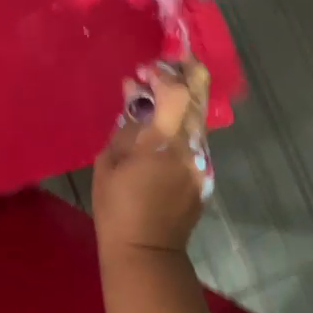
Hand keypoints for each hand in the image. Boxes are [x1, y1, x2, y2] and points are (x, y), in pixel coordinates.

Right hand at [91, 61, 212, 254]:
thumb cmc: (116, 208)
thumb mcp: (107, 164)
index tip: (145, 71)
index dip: (164, 74)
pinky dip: (182, 128)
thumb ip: (124, 127)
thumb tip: (133, 97)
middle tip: (169, 64)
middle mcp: (190, 147)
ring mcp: (202, 161)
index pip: (176, 92)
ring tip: (161, 98)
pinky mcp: (204, 175)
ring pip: (199, 119)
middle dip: (185, 74)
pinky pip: (195, 141)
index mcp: (162, 142)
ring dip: (183, 101)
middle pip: (198, 98)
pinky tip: (163, 134)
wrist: (145, 249)